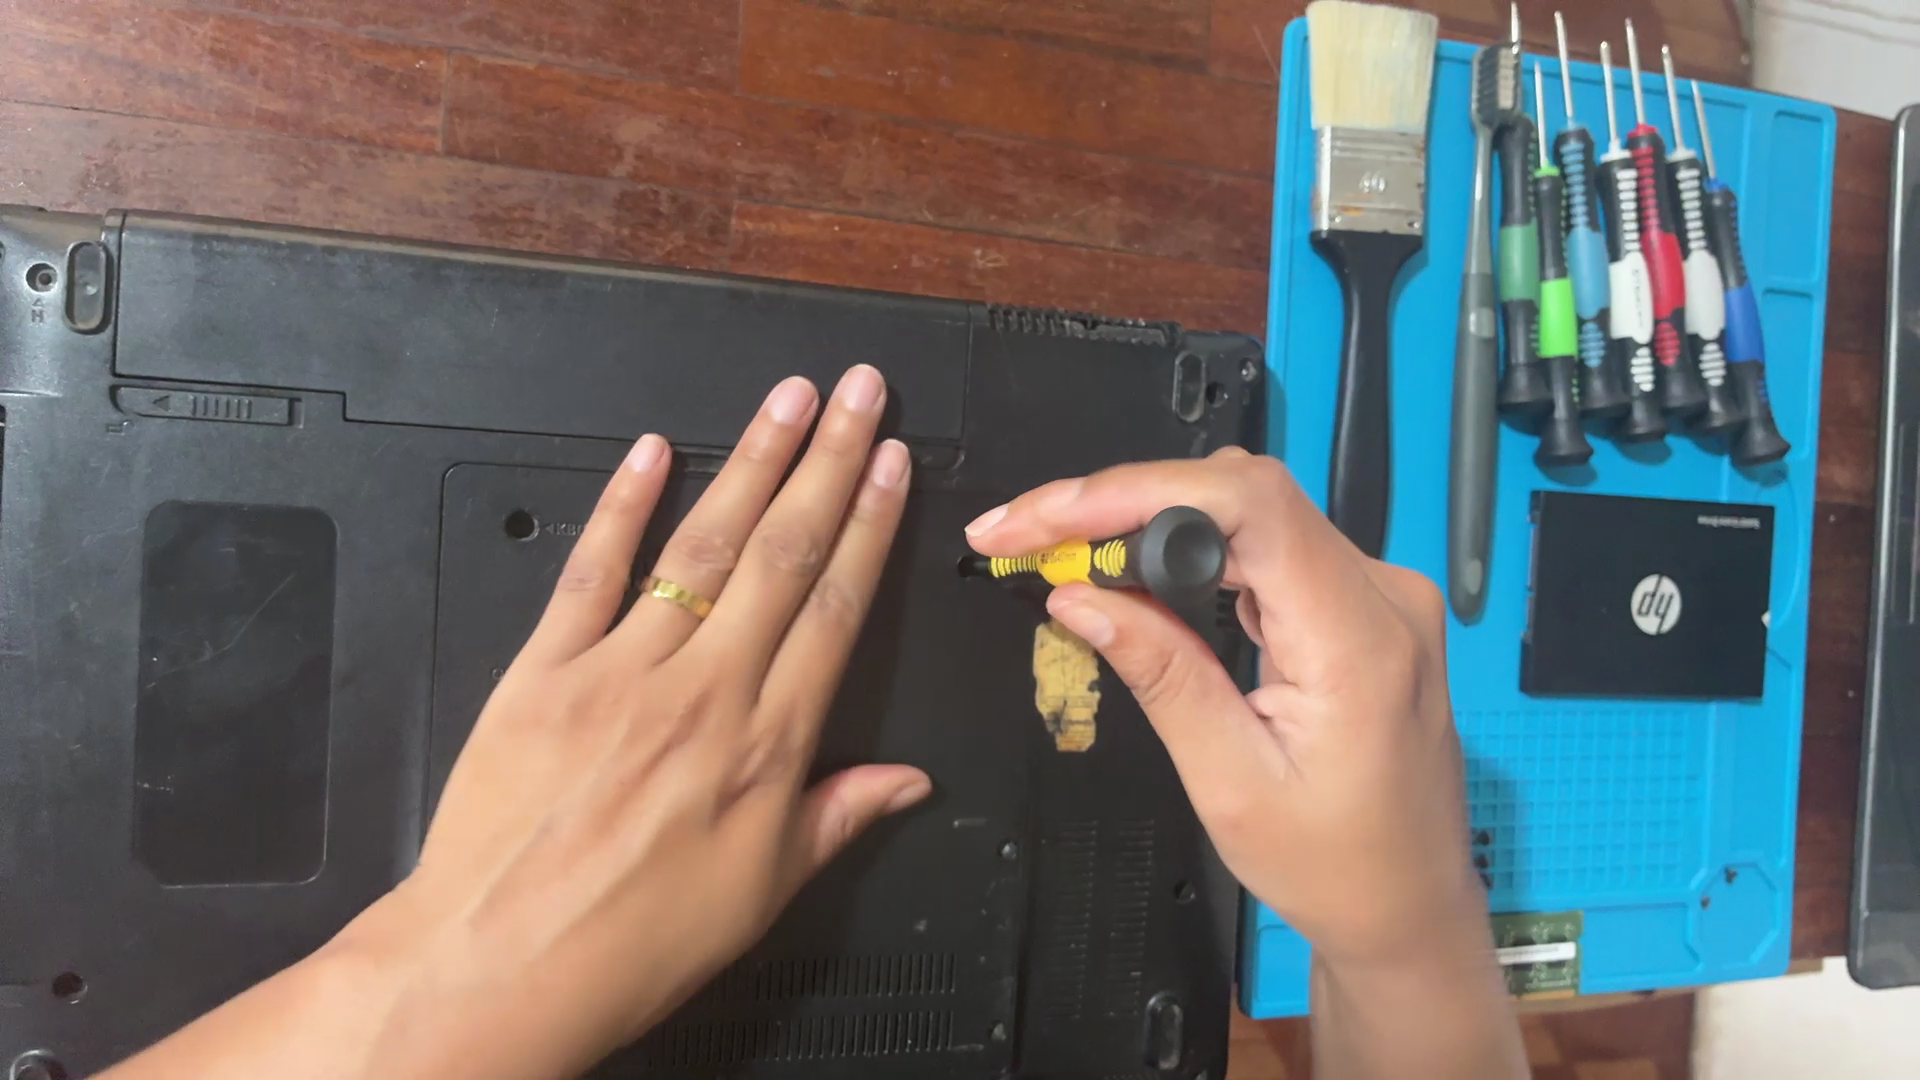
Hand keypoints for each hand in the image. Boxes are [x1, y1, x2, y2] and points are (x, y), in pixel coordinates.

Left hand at [339, 366, 929, 1078]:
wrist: (488, 972)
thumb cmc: (640, 939)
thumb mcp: (767, 890)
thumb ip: (844, 815)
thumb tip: (917, 780)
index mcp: (768, 741)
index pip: (836, 606)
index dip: (870, 525)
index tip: (891, 464)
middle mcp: (706, 687)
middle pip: (783, 553)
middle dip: (829, 462)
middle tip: (860, 394)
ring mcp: (623, 667)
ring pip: (704, 544)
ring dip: (753, 462)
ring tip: (790, 398)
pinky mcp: (545, 667)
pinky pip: (591, 571)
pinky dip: (622, 504)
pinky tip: (653, 449)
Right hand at [965, 448, 1484, 965]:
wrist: (1410, 905)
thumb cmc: (1331, 866)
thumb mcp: (1229, 782)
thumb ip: (1159, 674)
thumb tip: (1075, 596)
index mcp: (1358, 636)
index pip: (1247, 504)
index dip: (1136, 492)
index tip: (1047, 520)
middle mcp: (1376, 588)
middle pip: (1235, 494)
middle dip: (1115, 503)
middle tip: (1022, 533)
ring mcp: (1367, 587)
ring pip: (1238, 510)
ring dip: (1138, 519)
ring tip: (1055, 546)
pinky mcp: (1345, 597)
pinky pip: (1252, 543)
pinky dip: (1175, 545)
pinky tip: (1123, 567)